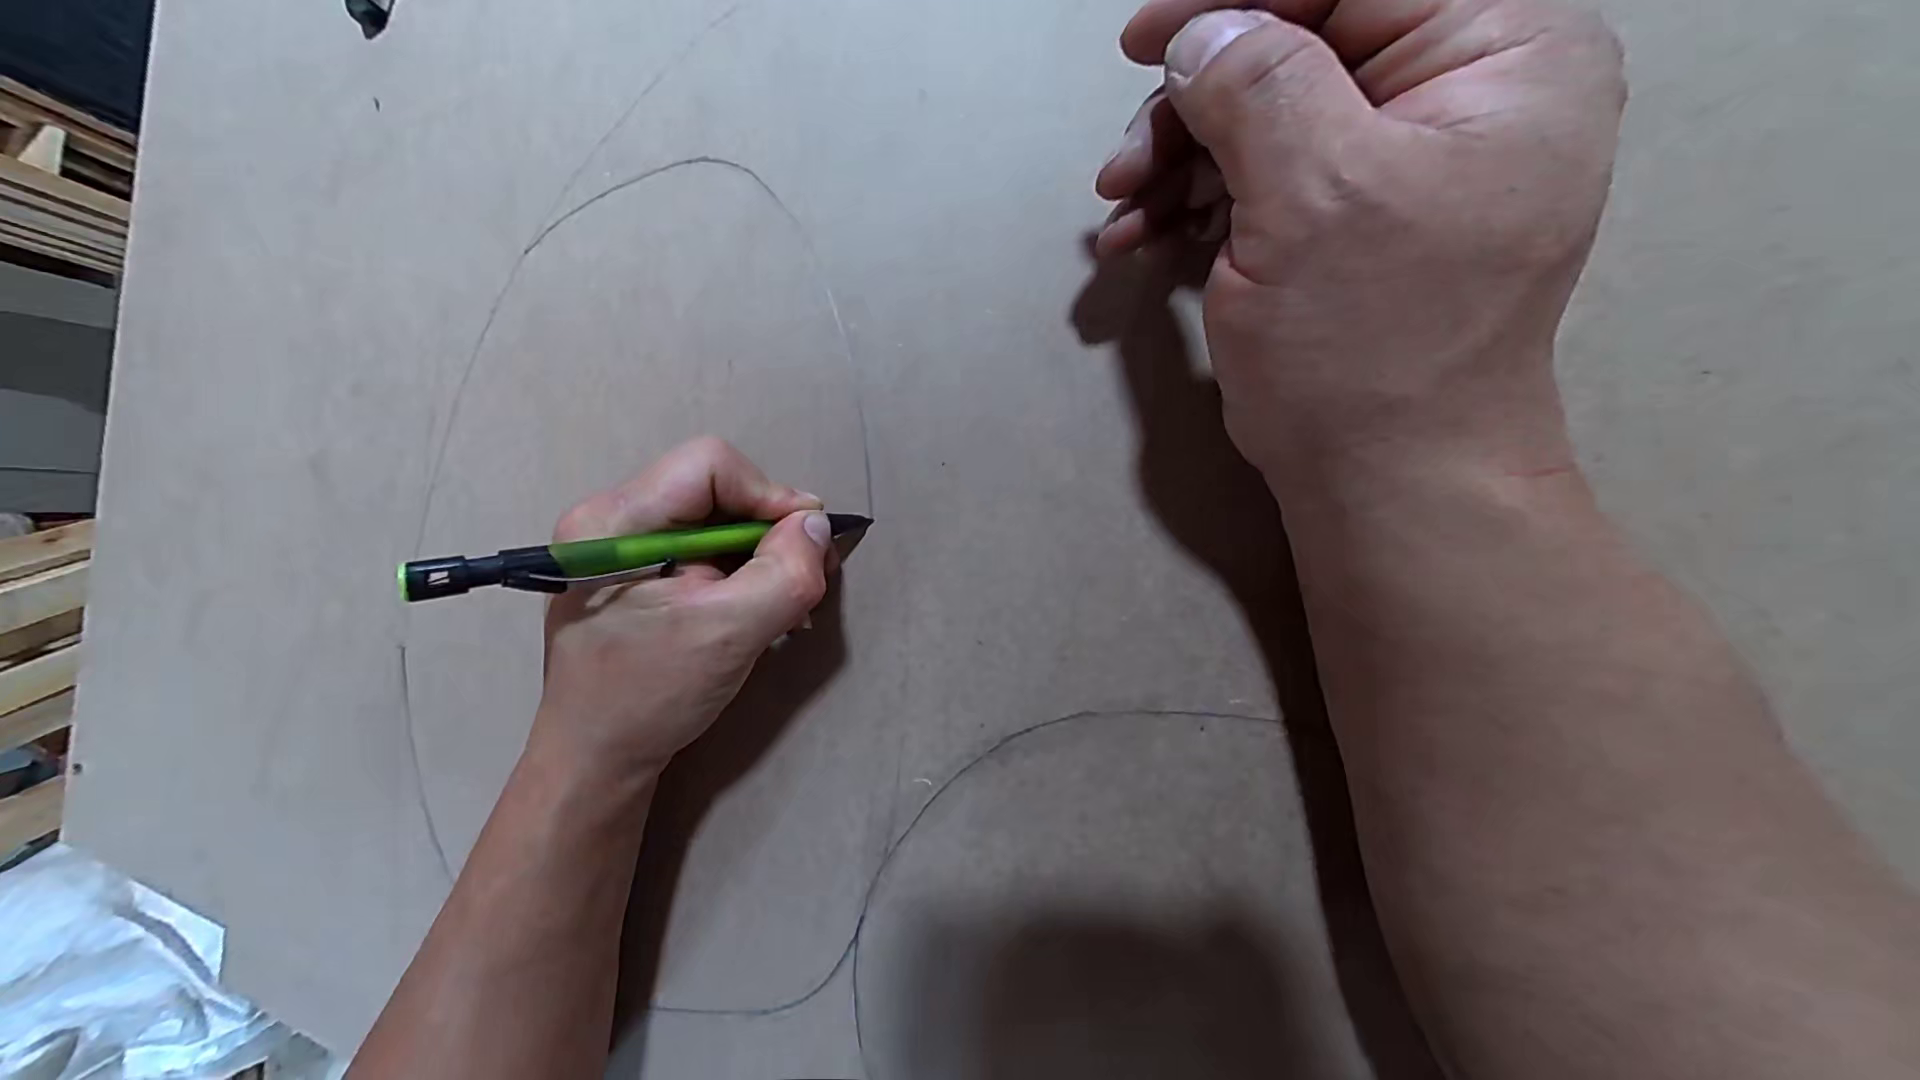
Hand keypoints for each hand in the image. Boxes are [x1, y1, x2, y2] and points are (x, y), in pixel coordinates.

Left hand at [530, 437, 835, 780]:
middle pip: (718, 490)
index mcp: (614, 522)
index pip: (710, 466)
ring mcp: (627, 545)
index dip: (768, 495)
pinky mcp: (643, 569)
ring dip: (765, 555)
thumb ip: (785, 573)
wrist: (599, 757)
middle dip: (772, 530)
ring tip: (787, 603)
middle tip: (807, 575)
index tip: (805, 542)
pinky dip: (746, 571)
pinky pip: (708, 547)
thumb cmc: (652, 696)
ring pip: (720, 519)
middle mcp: (613, 519)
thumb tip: (817, 526)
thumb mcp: (730, 633)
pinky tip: (761, 608)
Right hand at [1094, 0, 1625, 481]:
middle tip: (1123, 165)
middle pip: (1298, 52)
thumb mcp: (1312, 199)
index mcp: (1496, 56)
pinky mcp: (1337, 230)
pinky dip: (1193, 207)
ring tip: (1123, 215)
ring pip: (1265, 123)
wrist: (1381, 476)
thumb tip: (1199, 32)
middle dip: (1195, 105)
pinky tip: (1143, 238)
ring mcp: (1389, 172)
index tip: (1143, 38)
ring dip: (1180, 163)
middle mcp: (1450, 100)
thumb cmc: (1364, 345)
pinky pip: (1259, 186)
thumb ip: (1258, 89)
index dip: (1237, 1)